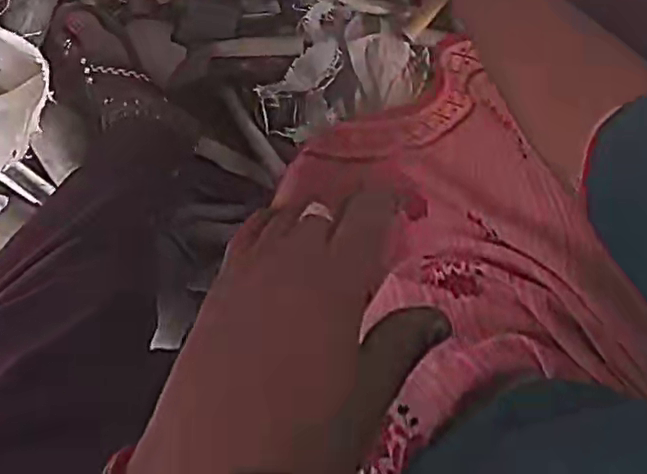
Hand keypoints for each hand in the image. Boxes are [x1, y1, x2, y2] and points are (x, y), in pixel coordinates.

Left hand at [130, 190, 444, 473]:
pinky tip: (278, 249)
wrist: (209, 471)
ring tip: (328, 247)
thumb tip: (437, 319)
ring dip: (314, 219)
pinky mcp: (219, 283)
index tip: (408, 208)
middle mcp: (292, 258)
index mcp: (336, 279)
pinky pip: (251, 231)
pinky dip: (272, 227)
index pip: (368, 212)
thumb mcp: (362, 402)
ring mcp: (250, 267)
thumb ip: (399, 345)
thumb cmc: (297, 442)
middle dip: (354, 213)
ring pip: (289, 214)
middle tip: (372, 241)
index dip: (391, 199)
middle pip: (327, 207)